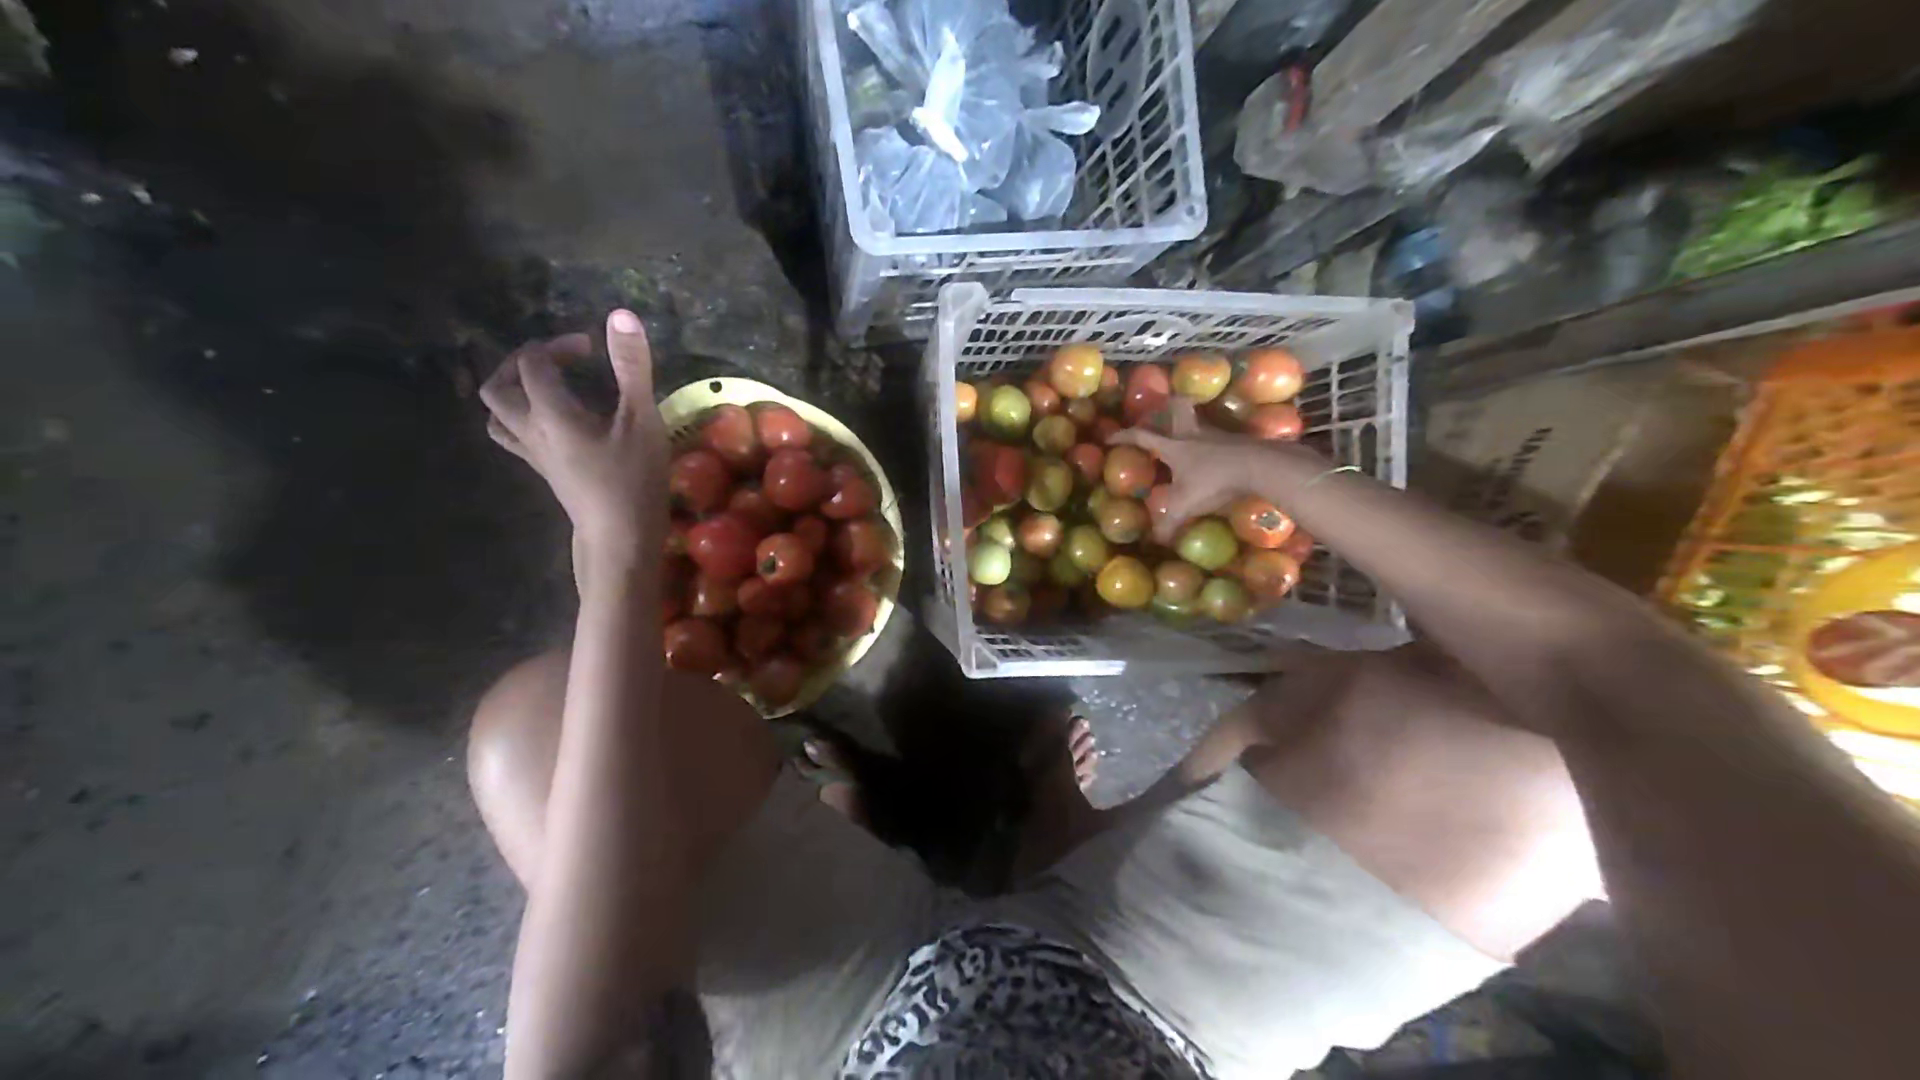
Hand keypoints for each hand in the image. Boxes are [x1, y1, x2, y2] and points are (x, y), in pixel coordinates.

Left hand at [481, 310, 665, 565]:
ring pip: (497, 414)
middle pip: (499, 386)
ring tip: (544, 385)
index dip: (559, 345)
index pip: (535, 362)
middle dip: (523, 363)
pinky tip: (548, 422)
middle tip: (558, 359)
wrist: (620, 536)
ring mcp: (533, 454)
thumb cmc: (633, 478)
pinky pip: (513, 437)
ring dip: (513, 390)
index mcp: (550, 411)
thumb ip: (632, 367)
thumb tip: (621, 315)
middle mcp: (530, 429)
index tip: (592, 348)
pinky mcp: (544, 472)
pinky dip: (520, 419)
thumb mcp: (641, 419)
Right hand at [1111, 406, 1326, 543]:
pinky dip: (1214, 444)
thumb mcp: (1185, 507)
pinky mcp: (1238, 441)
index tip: (1111, 438)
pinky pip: (1220, 438)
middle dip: (1169, 407)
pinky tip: (1216, 456)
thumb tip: (1154, 543)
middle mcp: (1193, 435)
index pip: (1143, 437)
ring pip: (1200, 423)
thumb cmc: (1214, 482)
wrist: (1259, 466)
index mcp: (1173, 446)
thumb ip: (1168, 524)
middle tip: (1163, 413)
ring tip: (1189, 438)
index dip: (1124, 436)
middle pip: (1179, 409)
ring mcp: (1218, 435)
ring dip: (1193, 426)